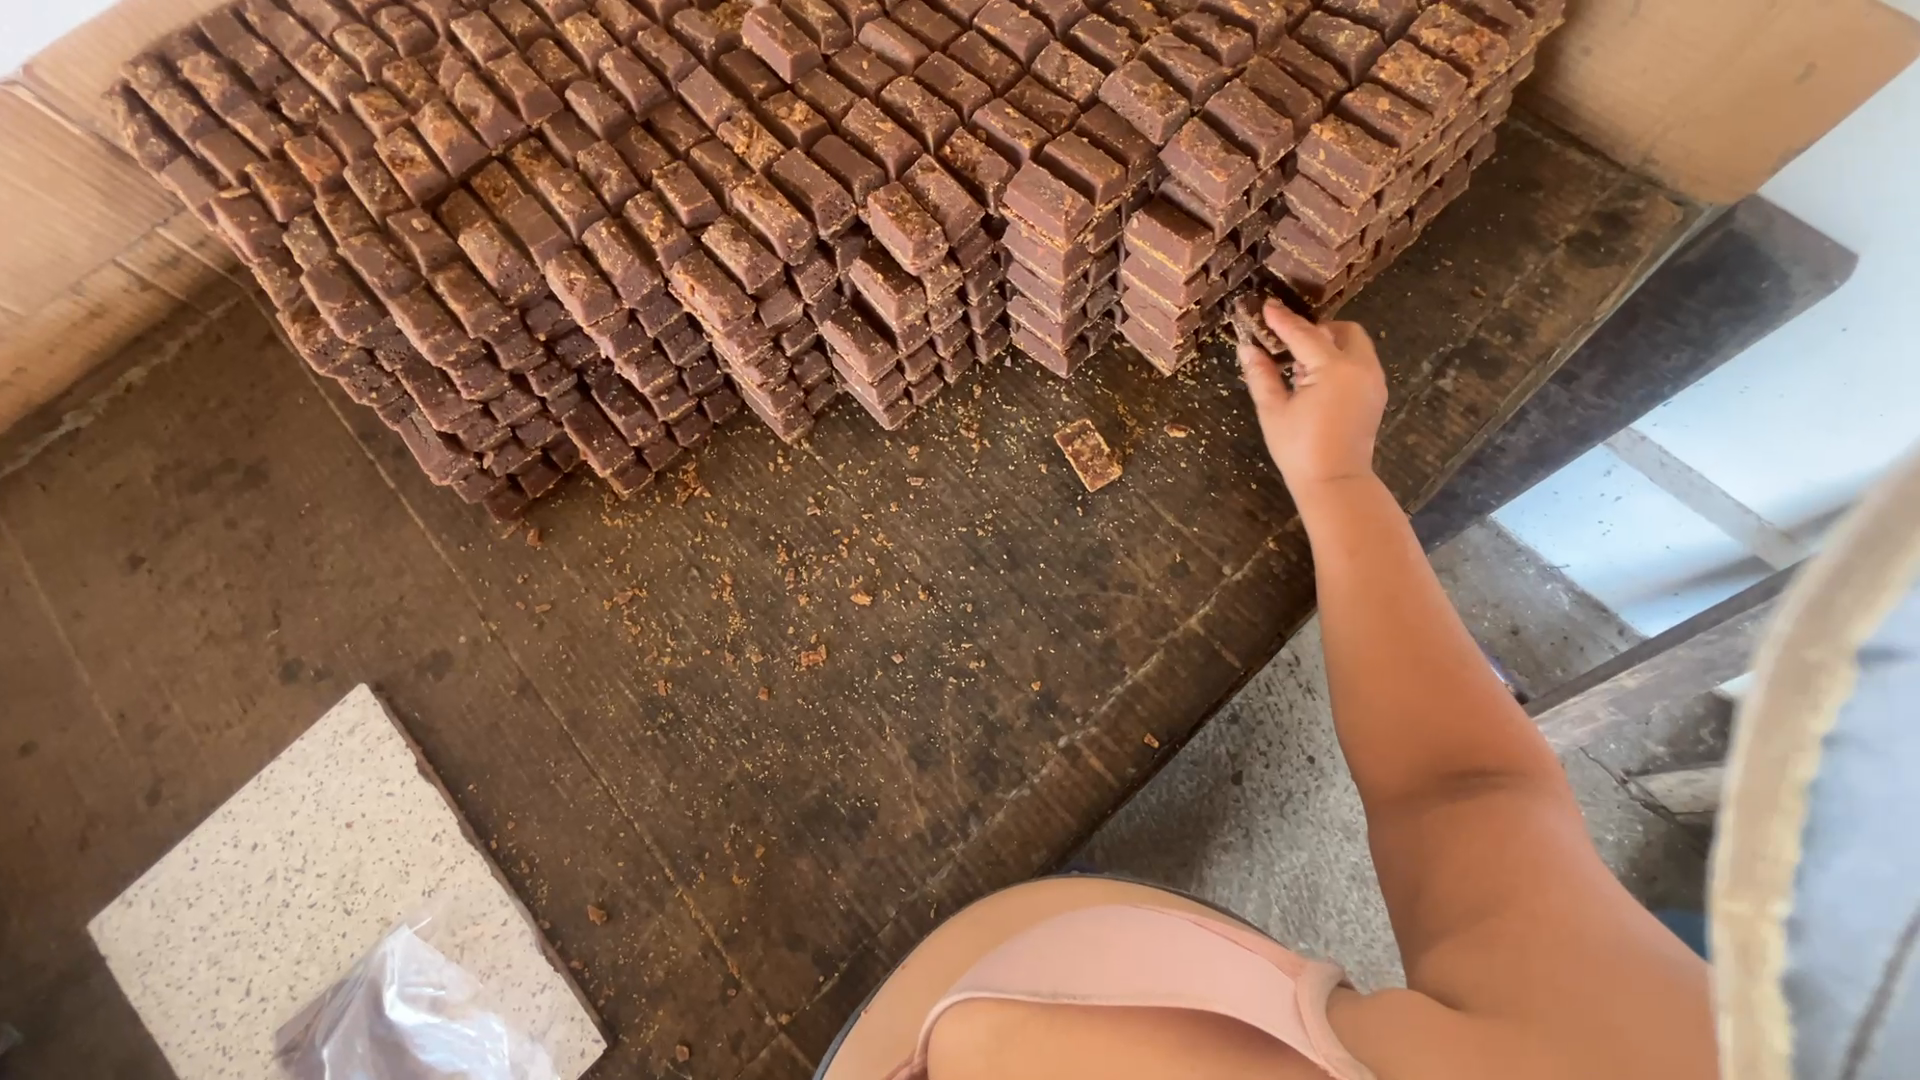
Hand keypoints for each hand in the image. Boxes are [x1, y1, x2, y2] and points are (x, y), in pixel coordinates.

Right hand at [1238, 299, 1386, 498]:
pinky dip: (1339, 361)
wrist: (1335, 482)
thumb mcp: (1273, 410)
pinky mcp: (1376, 394)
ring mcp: (1374, 381)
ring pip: (1354, 346)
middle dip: (1316, 331)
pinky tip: (1316, 382)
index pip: (1304, 335)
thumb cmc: (1298, 449)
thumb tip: (1247, 348)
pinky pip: (1359, 363)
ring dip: (1329, 346)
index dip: (1282, 320)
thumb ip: (1261, 374)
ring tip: (1300, 367)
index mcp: (1334, 369)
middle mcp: (1361, 367)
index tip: (1266, 306)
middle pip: (1342, 331)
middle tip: (1289, 343)